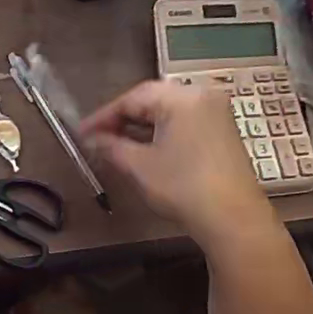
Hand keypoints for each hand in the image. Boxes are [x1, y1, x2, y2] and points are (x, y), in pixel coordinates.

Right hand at [79, 77, 267, 237]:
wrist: (231, 217)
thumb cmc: (181, 187)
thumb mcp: (138, 166)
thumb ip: (110, 146)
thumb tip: (91, 139)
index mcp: (181, 97)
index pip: (132, 98)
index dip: (103, 116)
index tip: (81, 133)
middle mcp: (202, 96)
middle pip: (152, 101)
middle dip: (121, 120)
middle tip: (96, 138)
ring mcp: (216, 114)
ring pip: (168, 113)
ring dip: (140, 127)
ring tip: (115, 146)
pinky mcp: (222, 132)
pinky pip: (183, 123)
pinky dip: (160, 133)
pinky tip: (144, 150)